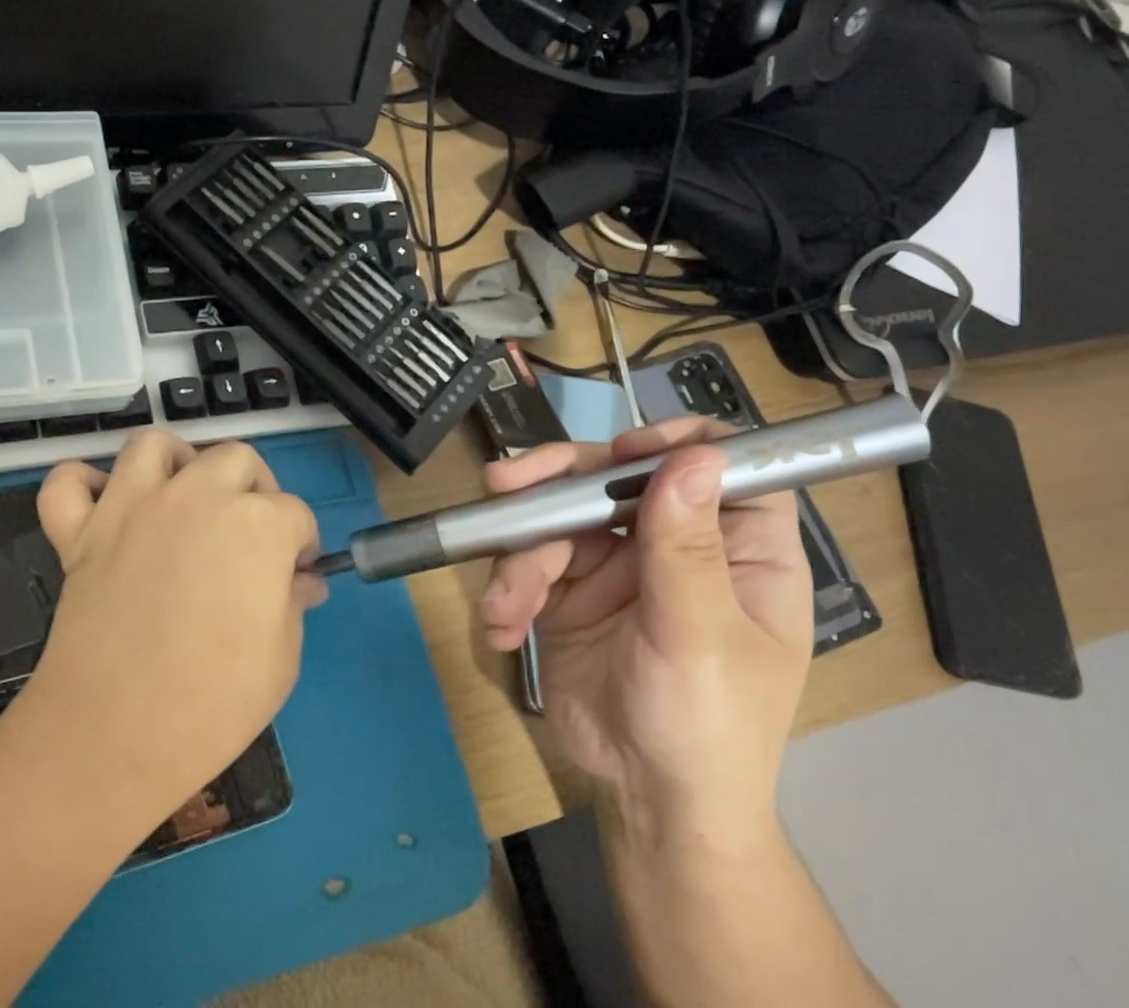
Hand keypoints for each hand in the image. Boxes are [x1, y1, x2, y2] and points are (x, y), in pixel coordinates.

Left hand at [24, 430, 324, 820]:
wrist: (117, 732)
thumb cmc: (215, 702)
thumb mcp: (281, 658)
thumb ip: (292, 604)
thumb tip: (300, 582)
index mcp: (256, 524)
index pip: (295, 514)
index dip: (301, 545)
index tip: (296, 577)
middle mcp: (194, 496)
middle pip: (234, 460)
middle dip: (254, 491)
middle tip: (251, 538)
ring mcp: (128, 507)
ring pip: (153, 446)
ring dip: (176, 463)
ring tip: (183, 500)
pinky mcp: (77, 532)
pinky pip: (67, 482)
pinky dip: (81, 484)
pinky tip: (102, 507)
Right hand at [479, 417, 813, 843]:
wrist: (644, 795)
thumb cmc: (708, 722)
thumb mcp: (701, 635)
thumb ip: (687, 549)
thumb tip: (692, 456)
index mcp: (739, 548)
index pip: (720, 465)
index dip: (673, 444)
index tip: (622, 450)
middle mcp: (674, 546)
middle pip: (615, 482)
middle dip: (555, 485)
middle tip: (503, 483)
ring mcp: (614, 570)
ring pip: (555, 525)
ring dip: (519, 562)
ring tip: (504, 609)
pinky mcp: (565, 598)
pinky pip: (525, 570)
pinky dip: (506, 595)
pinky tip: (500, 629)